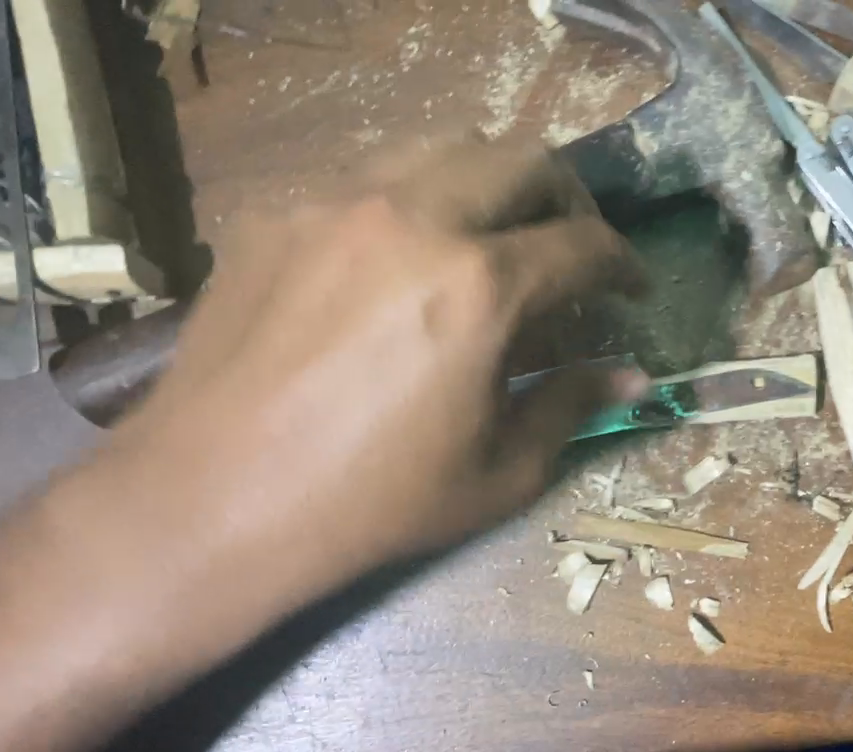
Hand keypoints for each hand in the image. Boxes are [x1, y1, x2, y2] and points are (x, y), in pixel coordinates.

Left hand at [80, 137, 648, 617]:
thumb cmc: (381, 500)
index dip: (624, 263)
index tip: (633, 288)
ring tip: (496, 242)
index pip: (583, 244)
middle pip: (520, 161)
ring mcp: (332, 205)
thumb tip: (633, 376)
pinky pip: (365, 178)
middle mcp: (411, 219)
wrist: (219, 500)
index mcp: (481, 288)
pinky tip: (405, 264)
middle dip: (569, 199)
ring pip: (441, 149)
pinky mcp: (275, 214)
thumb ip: (573, 404)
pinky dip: (413, 205)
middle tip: (575, 248)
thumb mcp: (504, 470)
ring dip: (491, 186)